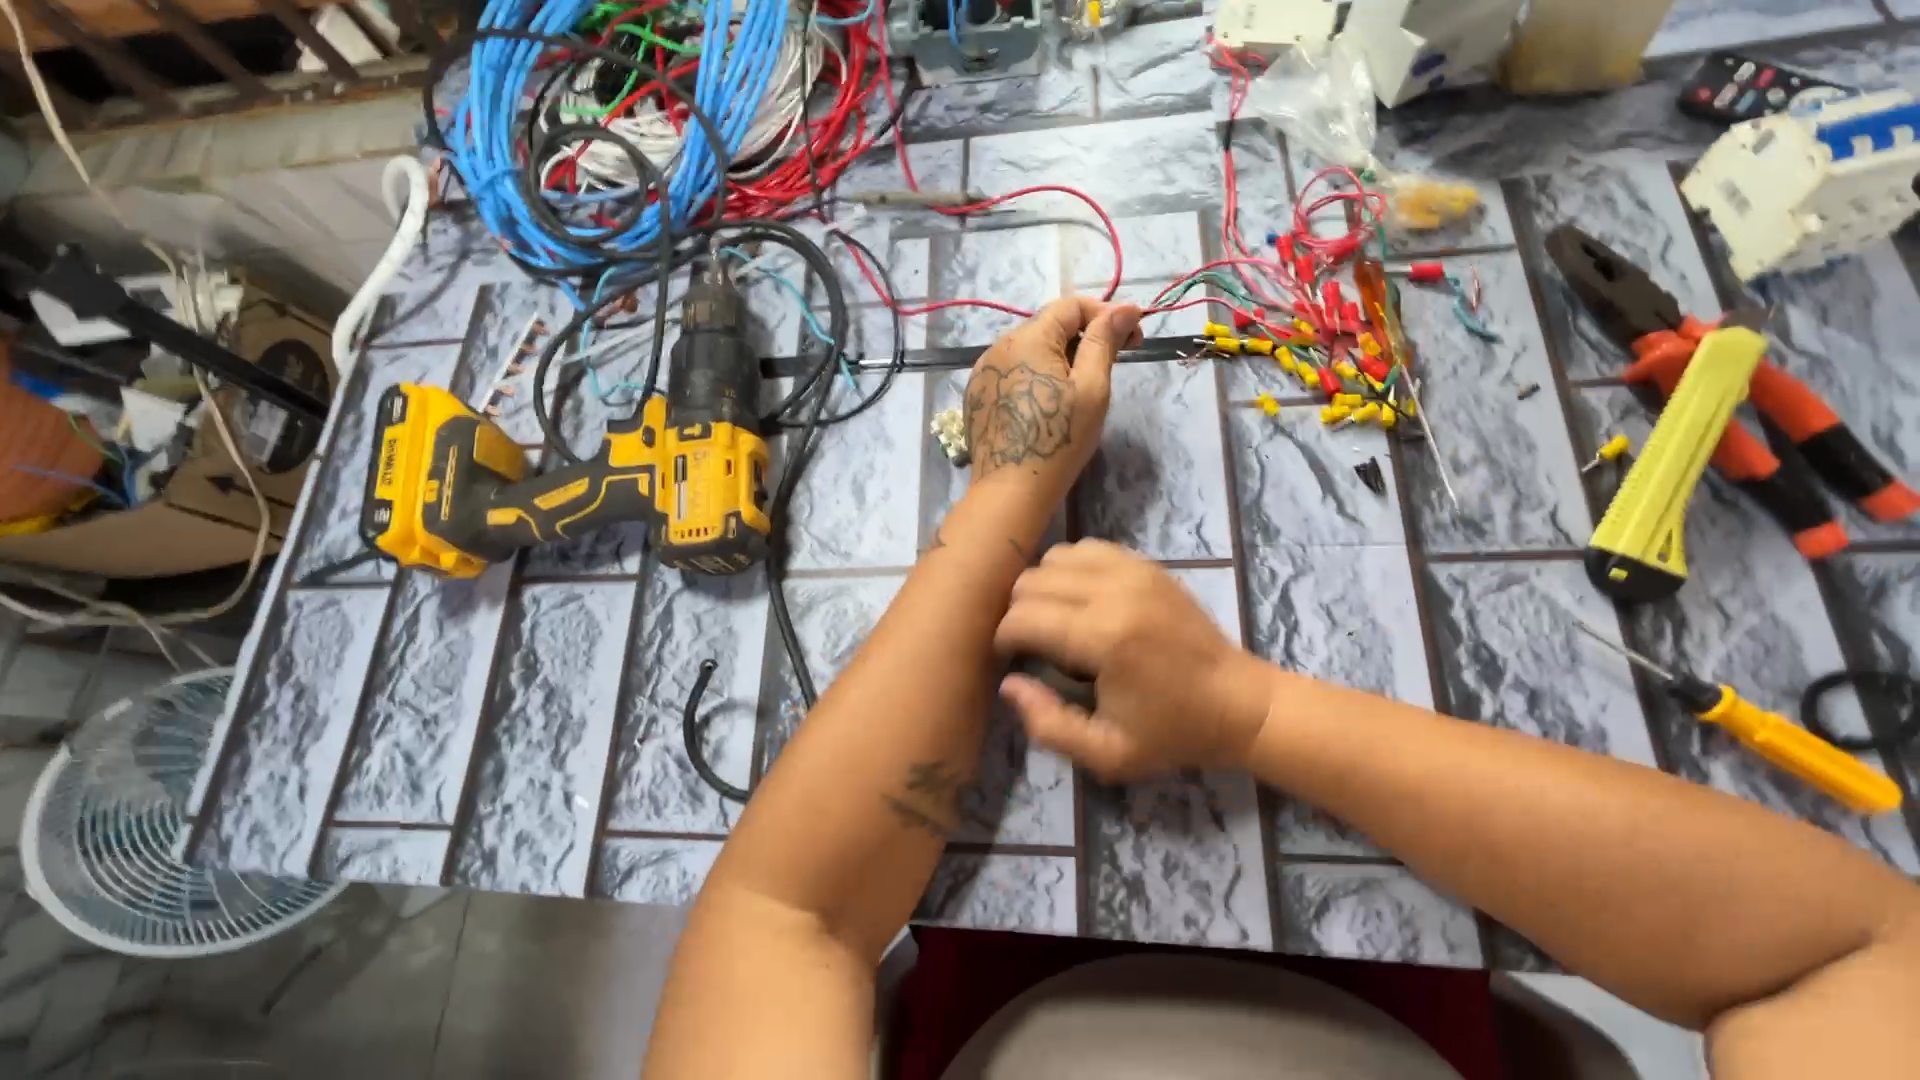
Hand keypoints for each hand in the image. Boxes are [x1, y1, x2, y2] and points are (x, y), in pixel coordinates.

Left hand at [965, 297, 1141, 505]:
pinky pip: (1013, 373)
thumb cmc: (1059, 439)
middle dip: (1085, 336)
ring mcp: (984, 373)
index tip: (1133, 334)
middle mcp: (999, 347)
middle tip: (1114, 361)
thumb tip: (1126, 308)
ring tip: (1083, 385)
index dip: (1106, 313)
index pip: (1071, 306)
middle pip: (1049, 327)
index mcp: (1028, 338)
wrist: (1011, 490)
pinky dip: (1036, 376)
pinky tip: (1050, 403)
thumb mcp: (1091, 387)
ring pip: (1030, 351)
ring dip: (1060, 357)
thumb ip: (1105, 342)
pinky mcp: (978, 397)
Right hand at [993, 540, 1273, 781]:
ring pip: (1055, 558)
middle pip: (1032, 582)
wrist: (1240, 703)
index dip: (1004, 640)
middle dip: (1019, 614)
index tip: (1012, 661)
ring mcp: (1134, 571)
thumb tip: (1009, 684)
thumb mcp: (1108, 753)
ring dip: (1043, 587)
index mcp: (1104, 638)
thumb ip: (1049, 725)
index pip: (1023, 619)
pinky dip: (1071, 569)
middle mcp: (1114, 592)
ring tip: (1055, 620)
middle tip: (1032, 646)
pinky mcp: (1147, 564)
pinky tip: (1079, 599)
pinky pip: (1087, 548)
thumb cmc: (1173, 733)